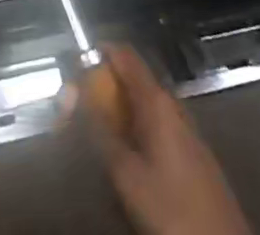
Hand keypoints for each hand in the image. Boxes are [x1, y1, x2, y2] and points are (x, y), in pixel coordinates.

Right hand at [85, 44, 252, 234]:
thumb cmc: (171, 207)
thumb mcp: (125, 172)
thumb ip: (97, 130)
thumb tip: (73, 94)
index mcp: (156, 101)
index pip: (125, 55)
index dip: (97, 53)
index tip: (73, 67)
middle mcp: (171, 104)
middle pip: (131, 78)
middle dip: (100, 88)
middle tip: (73, 109)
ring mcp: (182, 126)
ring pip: (140, 103)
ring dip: (114, 110)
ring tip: (90, 131)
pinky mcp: (187, 147)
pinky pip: (151, 122)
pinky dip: (130, 126)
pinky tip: (119, 151)